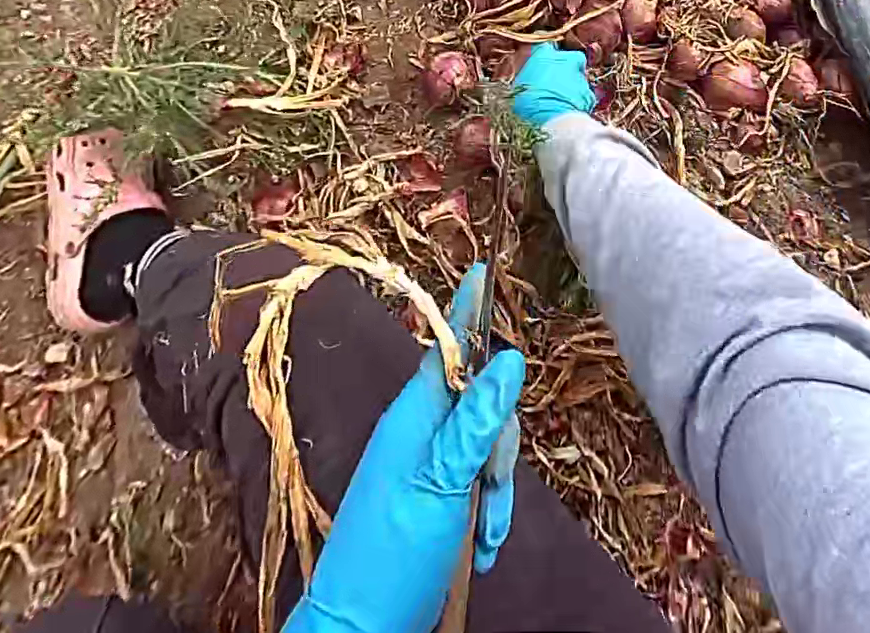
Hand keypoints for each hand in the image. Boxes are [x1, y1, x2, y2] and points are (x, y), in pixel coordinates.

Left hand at [284, 264, 524, 632]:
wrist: (362, 622)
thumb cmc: (394, 547)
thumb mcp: (442, 478)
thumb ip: (475, 417)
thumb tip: (507, 358)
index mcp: (415, 411)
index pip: (447, 345)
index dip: (467, 309)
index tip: (480, 271)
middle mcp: (422, 427)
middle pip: (480, 401)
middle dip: (497, 443)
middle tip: (491, 487)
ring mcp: (428, 459)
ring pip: (484, 445)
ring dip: (492, 488)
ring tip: (480, 530)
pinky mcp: (436, 490)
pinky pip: (477, 481)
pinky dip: (484, 511)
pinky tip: (476, 544)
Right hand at [510, 42, 593, 128]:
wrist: (554, 121)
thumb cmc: (529, 102)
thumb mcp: (517, 88)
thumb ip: (526, 79)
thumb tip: (527, 82)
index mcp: (544, 54)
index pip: (544, 45)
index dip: (542, 55)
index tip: (539, 62)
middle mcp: (566, 59)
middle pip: (566, 59)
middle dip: (561, 68)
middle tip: (551, 82)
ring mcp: (581, 76)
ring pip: (576, 77)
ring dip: (569, 86)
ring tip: (557, 101)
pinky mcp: (590, 94)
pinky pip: (582, 95)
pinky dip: (577, 101)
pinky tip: (566, 111)